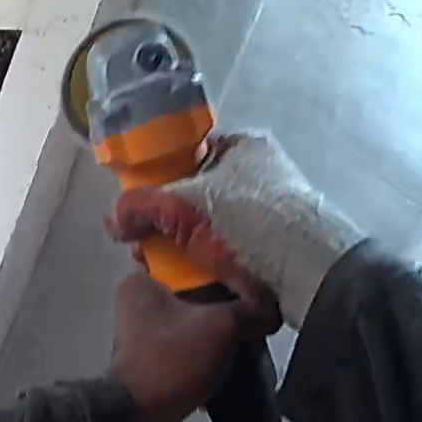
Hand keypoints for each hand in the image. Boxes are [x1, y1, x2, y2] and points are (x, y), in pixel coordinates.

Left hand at [108, 269, 267, 421]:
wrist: (141, 411)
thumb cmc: (173, 357)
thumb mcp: (220, 325)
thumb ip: (251, 308)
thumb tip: (272, 310)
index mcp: (140, 279)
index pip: (182, 251)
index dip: (216, 254)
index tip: (245, 264)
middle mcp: (137, 297)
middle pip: (192, 283)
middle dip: (224, 292)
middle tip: (256, 297)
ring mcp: (144, 326)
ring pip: (194, 312)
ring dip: (220, 319)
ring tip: (253, 322)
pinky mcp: (154, 350)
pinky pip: (190, 335)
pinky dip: (210, 340)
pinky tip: (238, 344)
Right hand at [109, 131, 363, 326]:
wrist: (309, 275)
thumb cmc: (248, 224)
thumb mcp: (183, 207)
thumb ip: (139, 206)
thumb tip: (112, 221)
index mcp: (242, 147)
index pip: (186, 154)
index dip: (156, 178)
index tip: (137, 205)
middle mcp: (256, 172)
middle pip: (191, 192)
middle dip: (161, 219)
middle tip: (140, 241)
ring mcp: (266, 208)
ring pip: (204, 222)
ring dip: (175, 242)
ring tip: (154, 262)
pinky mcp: (269, 243)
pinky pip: (221, 246)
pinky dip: (198, 258)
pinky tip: (180, 274)